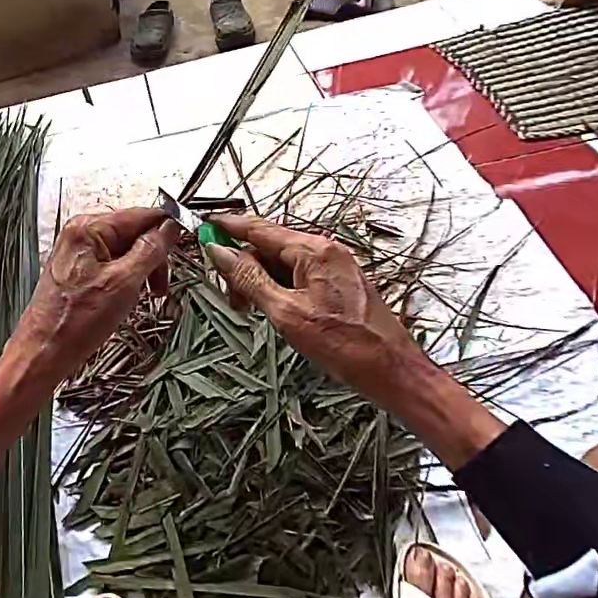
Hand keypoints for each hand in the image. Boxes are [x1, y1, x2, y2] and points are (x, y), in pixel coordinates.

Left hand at [5, 207, 177, 384]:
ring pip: (125, 251)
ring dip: (142, 271)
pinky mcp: (79, 271)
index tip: (186, 244)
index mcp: (89, 228)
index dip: (167, 230)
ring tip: (144, 296)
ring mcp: (78, 252)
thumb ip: (150, 250)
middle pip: (134, 233)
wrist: (44, 352)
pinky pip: (113, 265)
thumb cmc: (75, 322)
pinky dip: (126, 280)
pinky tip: (126, 299)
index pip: (141, 215)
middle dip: (153, 257)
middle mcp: (81, 233)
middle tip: (160, 285)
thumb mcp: (124, 283)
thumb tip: (170, 227)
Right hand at [202, 213, 428, 401]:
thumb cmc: (345, 344)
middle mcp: (325, 250)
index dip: (228, 226)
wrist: (391, 370)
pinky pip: (298, 274)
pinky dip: (278, 287)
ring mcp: (334, 265)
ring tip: (249, 309)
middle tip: (229, 294)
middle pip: (270, 246)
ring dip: (260, 280)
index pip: (260, 228)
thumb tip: (221, 253)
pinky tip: (271, 309)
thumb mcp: (285, 313)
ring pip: (283, 262)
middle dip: (244, 266)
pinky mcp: (337, 282)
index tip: (205, 227)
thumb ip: (249, 279)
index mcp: (314, 250)